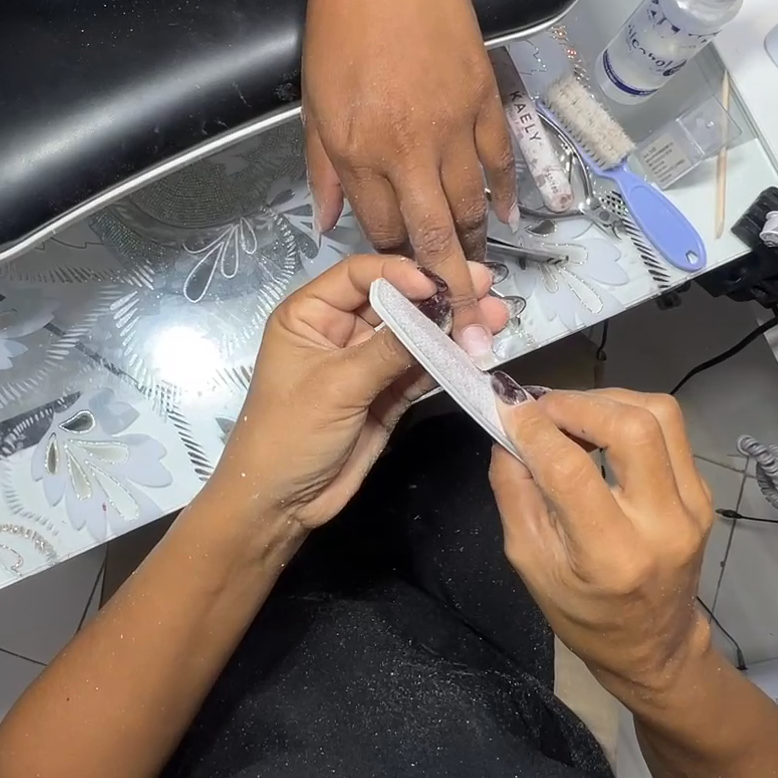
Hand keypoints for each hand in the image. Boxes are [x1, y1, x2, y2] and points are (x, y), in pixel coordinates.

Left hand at [215, 254, 507, 531]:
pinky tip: (478, 349)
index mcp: (310, 314)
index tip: (437, 284)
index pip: (359, 275)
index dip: (399, 273)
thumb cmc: (291, 433)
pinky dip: (447, 360)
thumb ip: (389, 348)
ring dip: (452, 326)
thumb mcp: (337, 385)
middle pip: (394, 300)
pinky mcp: (386, 393)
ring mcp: (366, 362)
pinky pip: (420, 368)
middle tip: (483, 284)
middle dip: (438, 295)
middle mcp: (339, 330)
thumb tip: (438, 308)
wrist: (281, 504)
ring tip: (495, 315)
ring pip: (413, 334)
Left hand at [301, 0, 515, 358]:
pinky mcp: (486, 102)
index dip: (393, 263)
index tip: (402, 285)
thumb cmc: (339, 27)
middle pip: (434, 234)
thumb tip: (328, 225)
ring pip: (471, 205)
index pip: (381, 230)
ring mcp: (454, 127)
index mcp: (359, 153)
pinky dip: (504, 195)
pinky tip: (505, 219)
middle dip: (448, 286)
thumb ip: (324, 170)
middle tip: (461, 321)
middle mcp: (409, 151)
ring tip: (476, 275)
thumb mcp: (313, 103)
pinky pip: (500, 163)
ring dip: (473, 246)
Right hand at [490, 389, 717, 704]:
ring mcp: (692, 506)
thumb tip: (507, 433)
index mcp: (612, 555)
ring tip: (568, 414)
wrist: (656, 647)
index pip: (571, 469)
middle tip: (539, 408)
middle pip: (631, 426)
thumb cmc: (583, 614)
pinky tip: (596, 428)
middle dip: (574, 403)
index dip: (533, 428)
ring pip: (658, 414)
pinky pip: (668, 428)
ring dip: (604, 400)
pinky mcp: (702, 492)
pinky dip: (624, 414)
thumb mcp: (529, 561)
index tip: (505, 406)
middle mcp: (662, 525)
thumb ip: (513, 492)